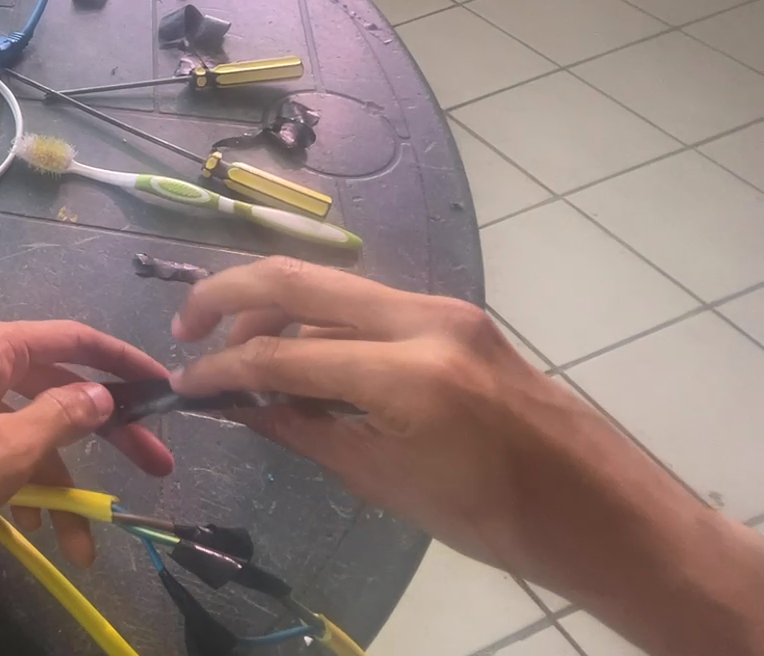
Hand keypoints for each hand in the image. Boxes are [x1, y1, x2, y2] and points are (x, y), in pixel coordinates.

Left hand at [0, 319, 174, 566]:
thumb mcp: (7, 449)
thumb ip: (62, 418)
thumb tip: (102, 394)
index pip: (72, 340)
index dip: (122, 361)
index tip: (163, 385)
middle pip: (54, 385)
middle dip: (103, 432)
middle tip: (154, 466)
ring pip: (25, 422)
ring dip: (57, 476)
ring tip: (81, 539)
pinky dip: (19, 474)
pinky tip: (35, 523)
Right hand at [169, 256, 576, 563]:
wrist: (614, 520)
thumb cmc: (496, 520)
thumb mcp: (379, 479)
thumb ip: (293, 426)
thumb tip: (226, 401)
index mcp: (410, 377)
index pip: (280, 355)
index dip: (220, 369)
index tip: (185, 382)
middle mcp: (424, 321)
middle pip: (290, 278)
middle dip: (222, 296)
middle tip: (185, 326)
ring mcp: (440, 308)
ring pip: (321, 283)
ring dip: (266, 308)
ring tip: (237, 350)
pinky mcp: (449, 312)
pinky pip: (356, 302)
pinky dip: (311, 321)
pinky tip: (294, 354)